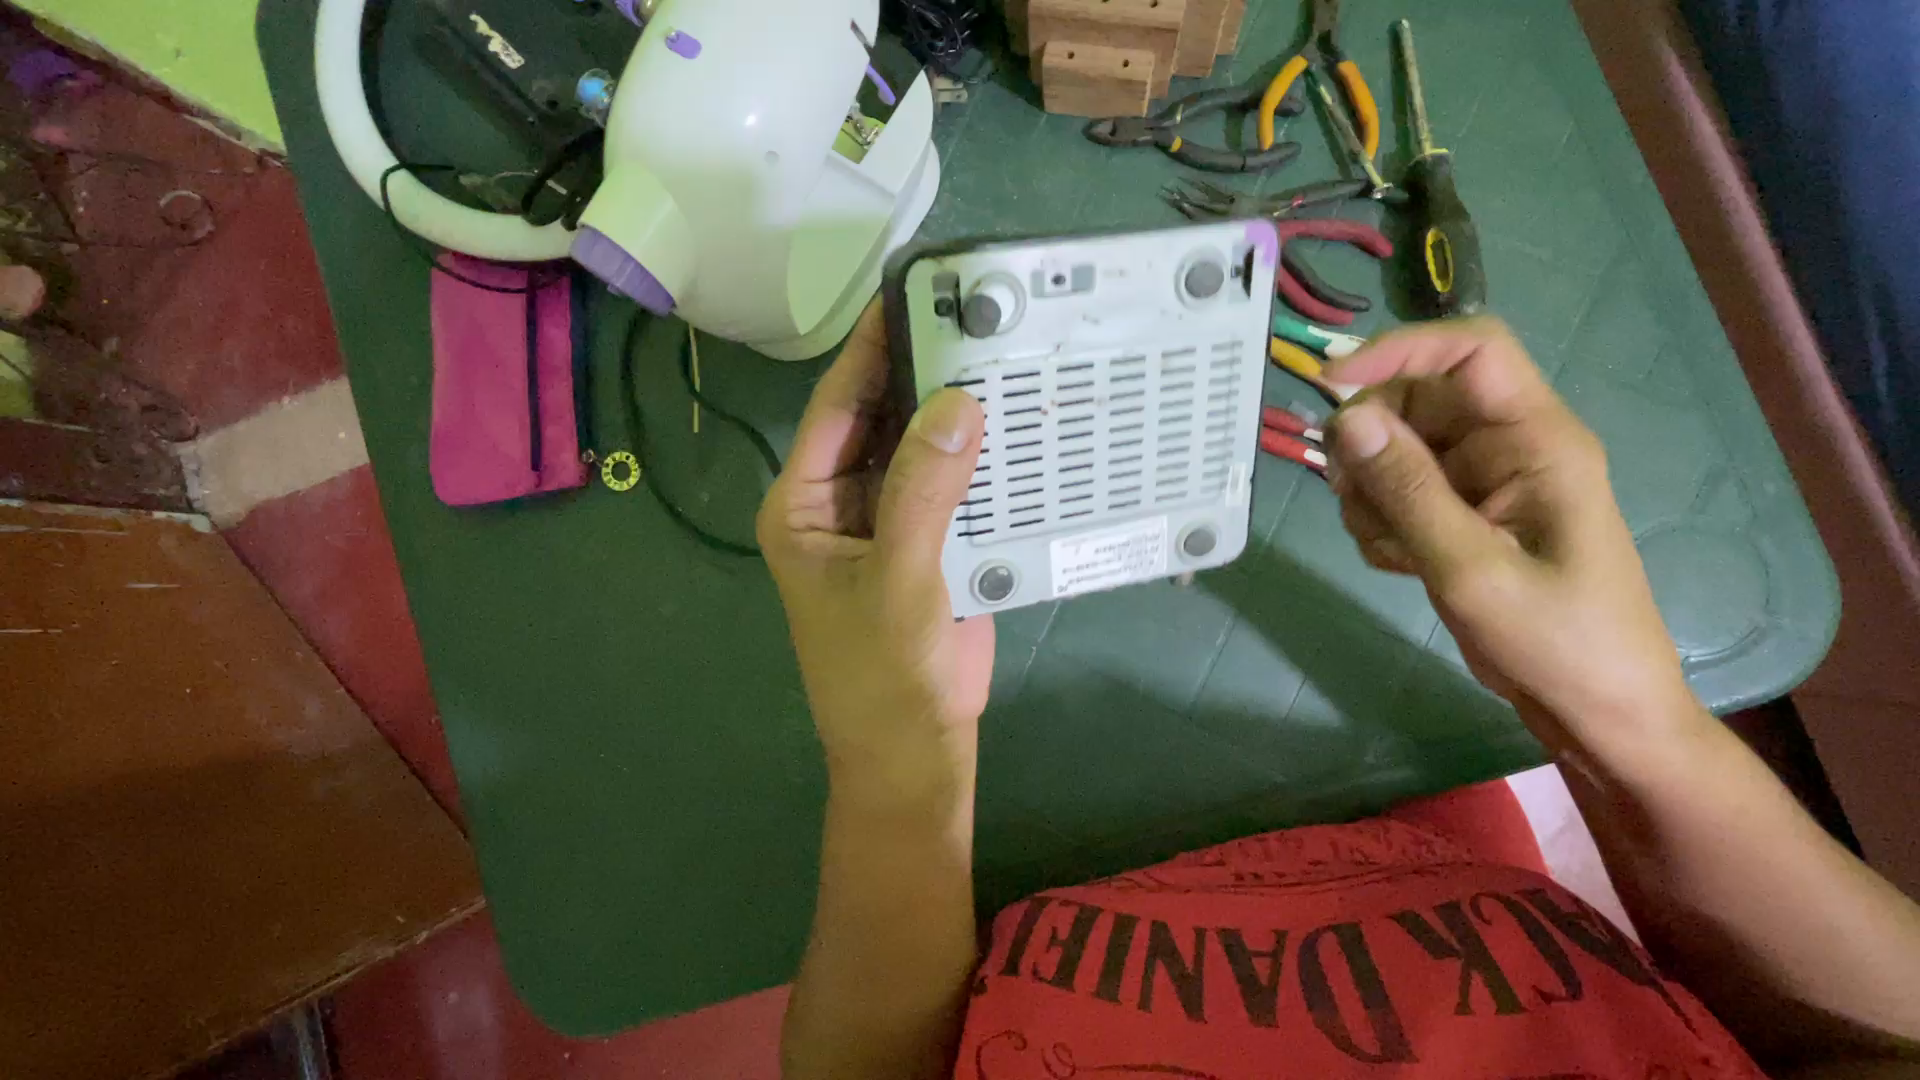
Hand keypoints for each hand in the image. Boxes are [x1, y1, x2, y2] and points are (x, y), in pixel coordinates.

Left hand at [757, 303, 992, 793]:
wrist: (916, 748)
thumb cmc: (882, 673)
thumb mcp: (898, 577)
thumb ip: (923, 489)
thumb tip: (957, 401)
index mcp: (804, 504)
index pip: (836, 408)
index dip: (871, 349)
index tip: (911, 292)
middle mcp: (840, 503)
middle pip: (879, 421)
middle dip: (919, 373)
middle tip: (972, 313)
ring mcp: (886, 523)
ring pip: (919, 451)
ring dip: (951, 413)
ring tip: (999, 353)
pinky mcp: (928, 545)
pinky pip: (950, 485)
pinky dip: (976, 459)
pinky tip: (1012, 426)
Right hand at [1322, 318, 1700, 749]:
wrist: (1591, 708)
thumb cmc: (1556, 638)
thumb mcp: (1471, 567)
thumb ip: (1407, 490)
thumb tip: (1346, 418)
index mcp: (1536, 438)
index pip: (1469, 351)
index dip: (1399, 351)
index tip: (1330, 383)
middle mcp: (1505, 446)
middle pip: (1412, 403)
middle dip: (1369, 446)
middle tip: (1352, 499)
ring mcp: (1477, 482)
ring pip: (1391, 450)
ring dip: (1369, 494)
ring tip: (1391, 549)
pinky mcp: (1456, 515)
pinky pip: (1392, 493)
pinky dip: (1378, 523)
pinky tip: (1399, 564)